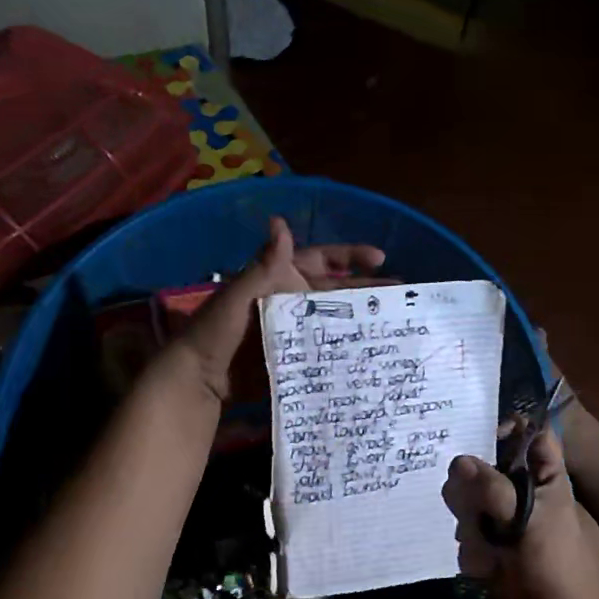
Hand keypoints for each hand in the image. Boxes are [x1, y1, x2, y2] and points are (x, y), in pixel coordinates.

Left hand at [170, 217, 385, 401]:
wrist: (199, 377)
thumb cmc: (217, 330)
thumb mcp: (240, 294)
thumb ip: (264, 264)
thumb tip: (280, 221)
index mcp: (280, 277)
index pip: (322, 259)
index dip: (350, 255)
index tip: (380, 258)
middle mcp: (292, 299)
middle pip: (336, 290)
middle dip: (366, 289)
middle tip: (400, 294)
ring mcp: (294, 328)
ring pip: (334, 318)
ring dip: (360, 319)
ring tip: (391, 325)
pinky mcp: (294, 354)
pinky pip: (324, 346)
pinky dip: (343, 347)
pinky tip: (366, 353)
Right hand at [445, 427, 598, 598]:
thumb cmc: (553, 566)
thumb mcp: (525, 519)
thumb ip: (493, 487)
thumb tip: (460, 460)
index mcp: (552, 480)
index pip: (534, 435)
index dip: (509, 428)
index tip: (477, 440)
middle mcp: (535, 495)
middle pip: (495, 470)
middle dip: (476, 485)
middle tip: (465, 501)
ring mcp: (518, 524)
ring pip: (480, 503)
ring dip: (472, 519)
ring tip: (477, 543)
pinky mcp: (504, 550)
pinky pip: (478, 535)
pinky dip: (476, 546)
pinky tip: (481, 563)